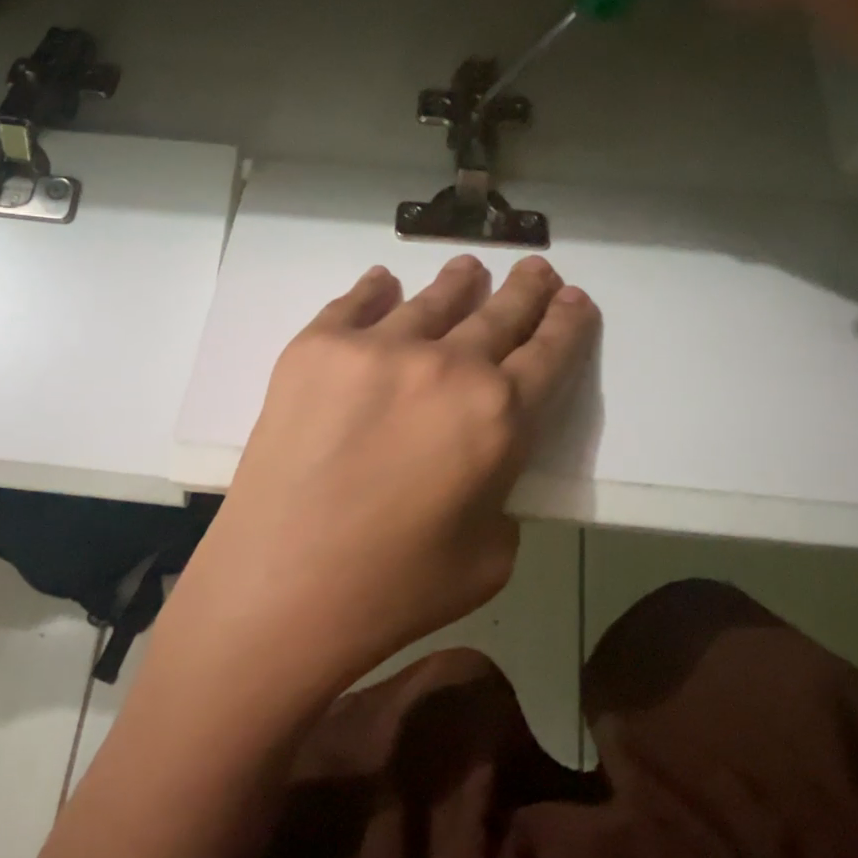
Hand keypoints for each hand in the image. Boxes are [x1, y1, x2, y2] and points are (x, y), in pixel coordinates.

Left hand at [166, 254, 599, 691]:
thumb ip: (500, 494)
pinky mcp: (315, 348)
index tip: (574, 299)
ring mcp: (375, 348)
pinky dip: (375, 290)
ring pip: (431, 301)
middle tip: (535, 269)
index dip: (567, 323)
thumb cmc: (396, 589)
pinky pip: (355, 304)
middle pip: (497, 315)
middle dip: (524, 291)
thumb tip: (479, 464)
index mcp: (500, 417)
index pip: (549, 354)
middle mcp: (446, 366)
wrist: (283, 585)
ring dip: (458, 283)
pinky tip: (384, 283)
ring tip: (469, 268)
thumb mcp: (490, 557)